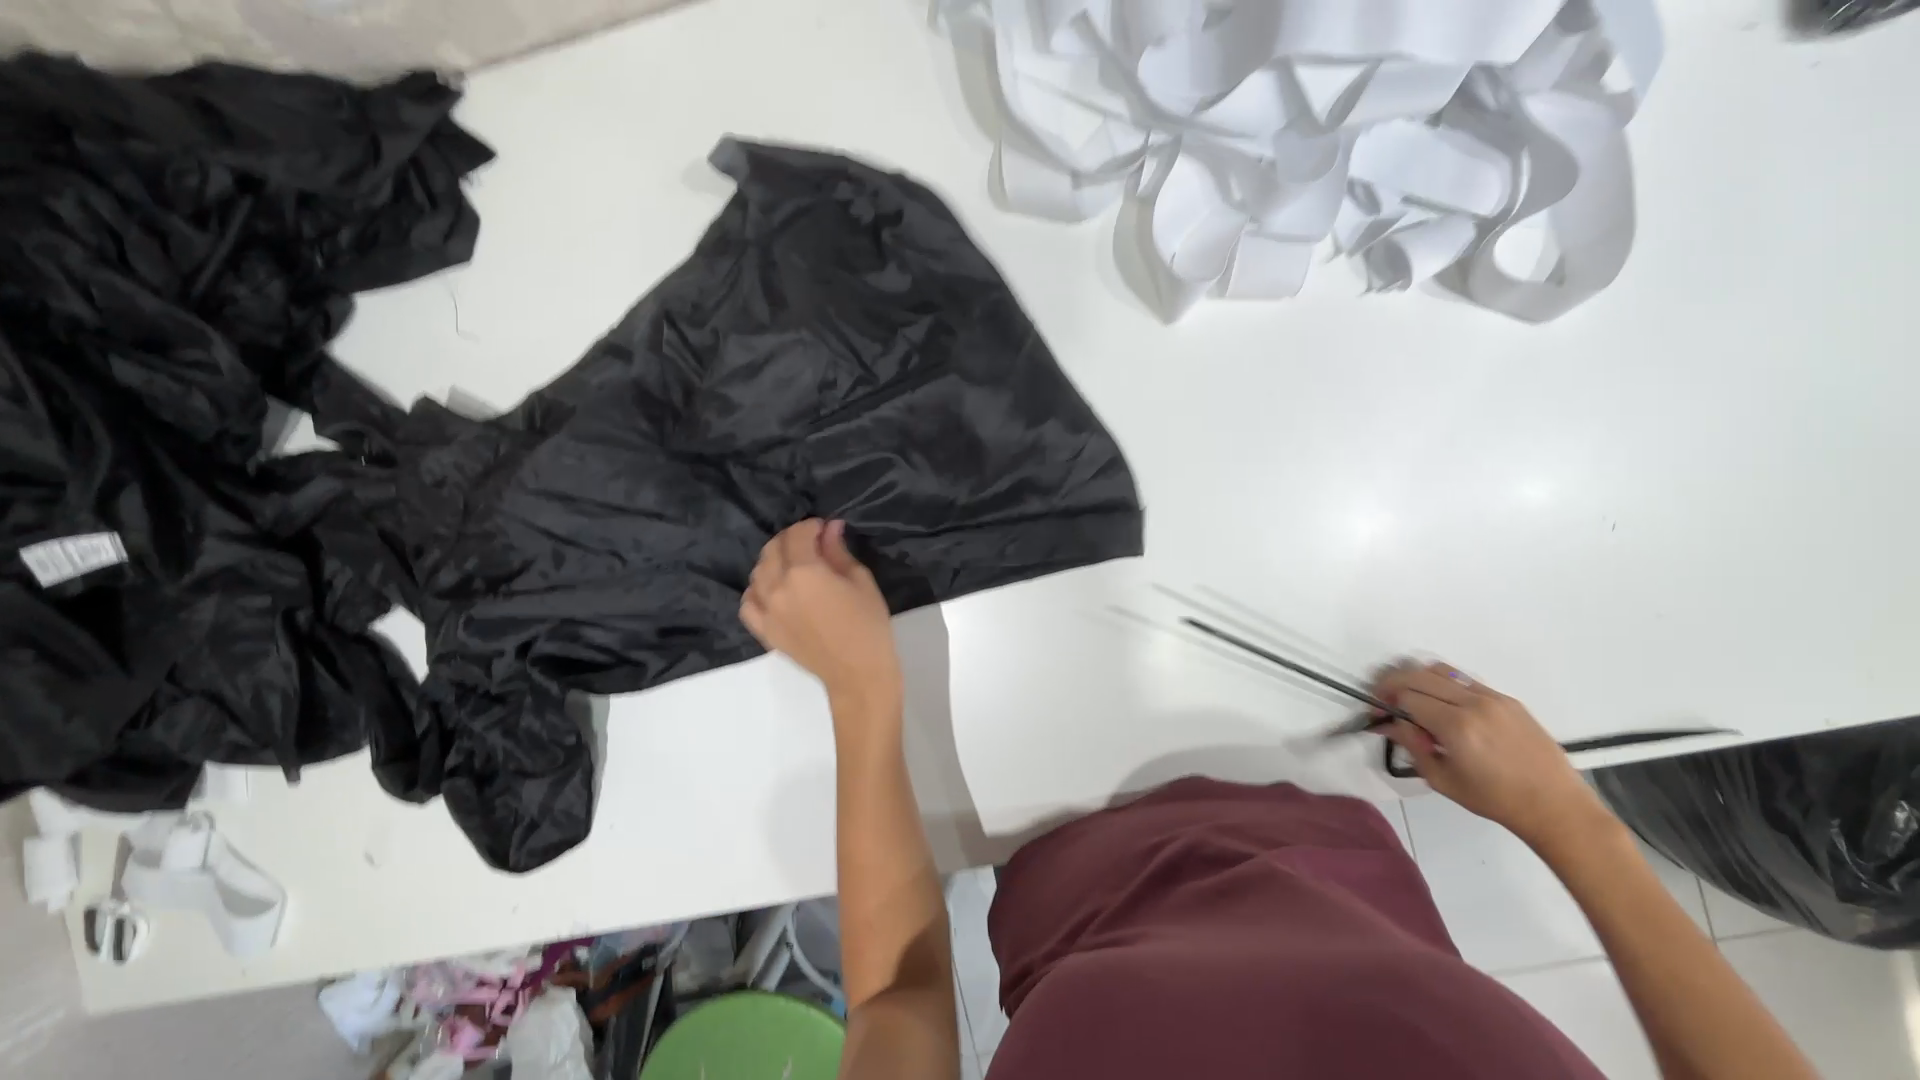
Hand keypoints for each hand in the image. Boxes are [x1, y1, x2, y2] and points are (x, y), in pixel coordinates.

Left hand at [740, 519, 900, 705]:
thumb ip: (838, 551)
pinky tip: (772, 590)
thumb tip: (829, 528)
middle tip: (810, 543)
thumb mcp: (860, 580)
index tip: (824, 529)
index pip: (798, 534)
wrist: (857, 674)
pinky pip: (748, 602)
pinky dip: (757, 590)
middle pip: (773, 549)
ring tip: (793, 566)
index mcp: (804, 571)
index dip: (811, 526)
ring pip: (757, 572)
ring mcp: (766, 610)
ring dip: (774, 561)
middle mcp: (778, 586)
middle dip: (791, 539)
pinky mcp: (764, 630)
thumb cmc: (868, 625)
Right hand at [1373, 661, 1613, 850]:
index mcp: (1456, 726)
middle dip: (1394, 683)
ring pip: (1442, 671)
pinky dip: (1444, 685)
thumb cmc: (1495, 800)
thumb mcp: (1442, 779)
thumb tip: (1388, 724)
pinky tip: (1442, 705)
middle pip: (1419, 675)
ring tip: (1409, 697)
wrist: (1555, 805)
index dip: (1384, 702)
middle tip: (1383, 700)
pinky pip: (1465, 681)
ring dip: (1418, 678)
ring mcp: (1493, 697)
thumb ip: (1412, 745)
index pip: (1406, 696)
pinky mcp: (1508, 699)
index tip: (1375, 714)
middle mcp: (1474, 703)